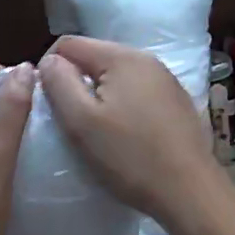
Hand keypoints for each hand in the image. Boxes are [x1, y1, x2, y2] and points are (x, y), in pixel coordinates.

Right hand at [36, 36, 219, 230]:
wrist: (190, 190)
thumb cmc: (130, 157)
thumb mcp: (82, 122)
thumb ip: (60, 84)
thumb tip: (48, 60)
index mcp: (122, 56)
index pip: (70, 44)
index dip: (49, 67)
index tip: (44, 101)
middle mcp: (146, 58)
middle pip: (95, 56)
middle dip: (75, 80)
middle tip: (66, 119)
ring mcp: (165, 78)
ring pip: (117, 74)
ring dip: (99, 94)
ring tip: (91, 128)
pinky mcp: (176, 99)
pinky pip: (137, 89)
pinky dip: (122, 103)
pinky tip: (122, 133)